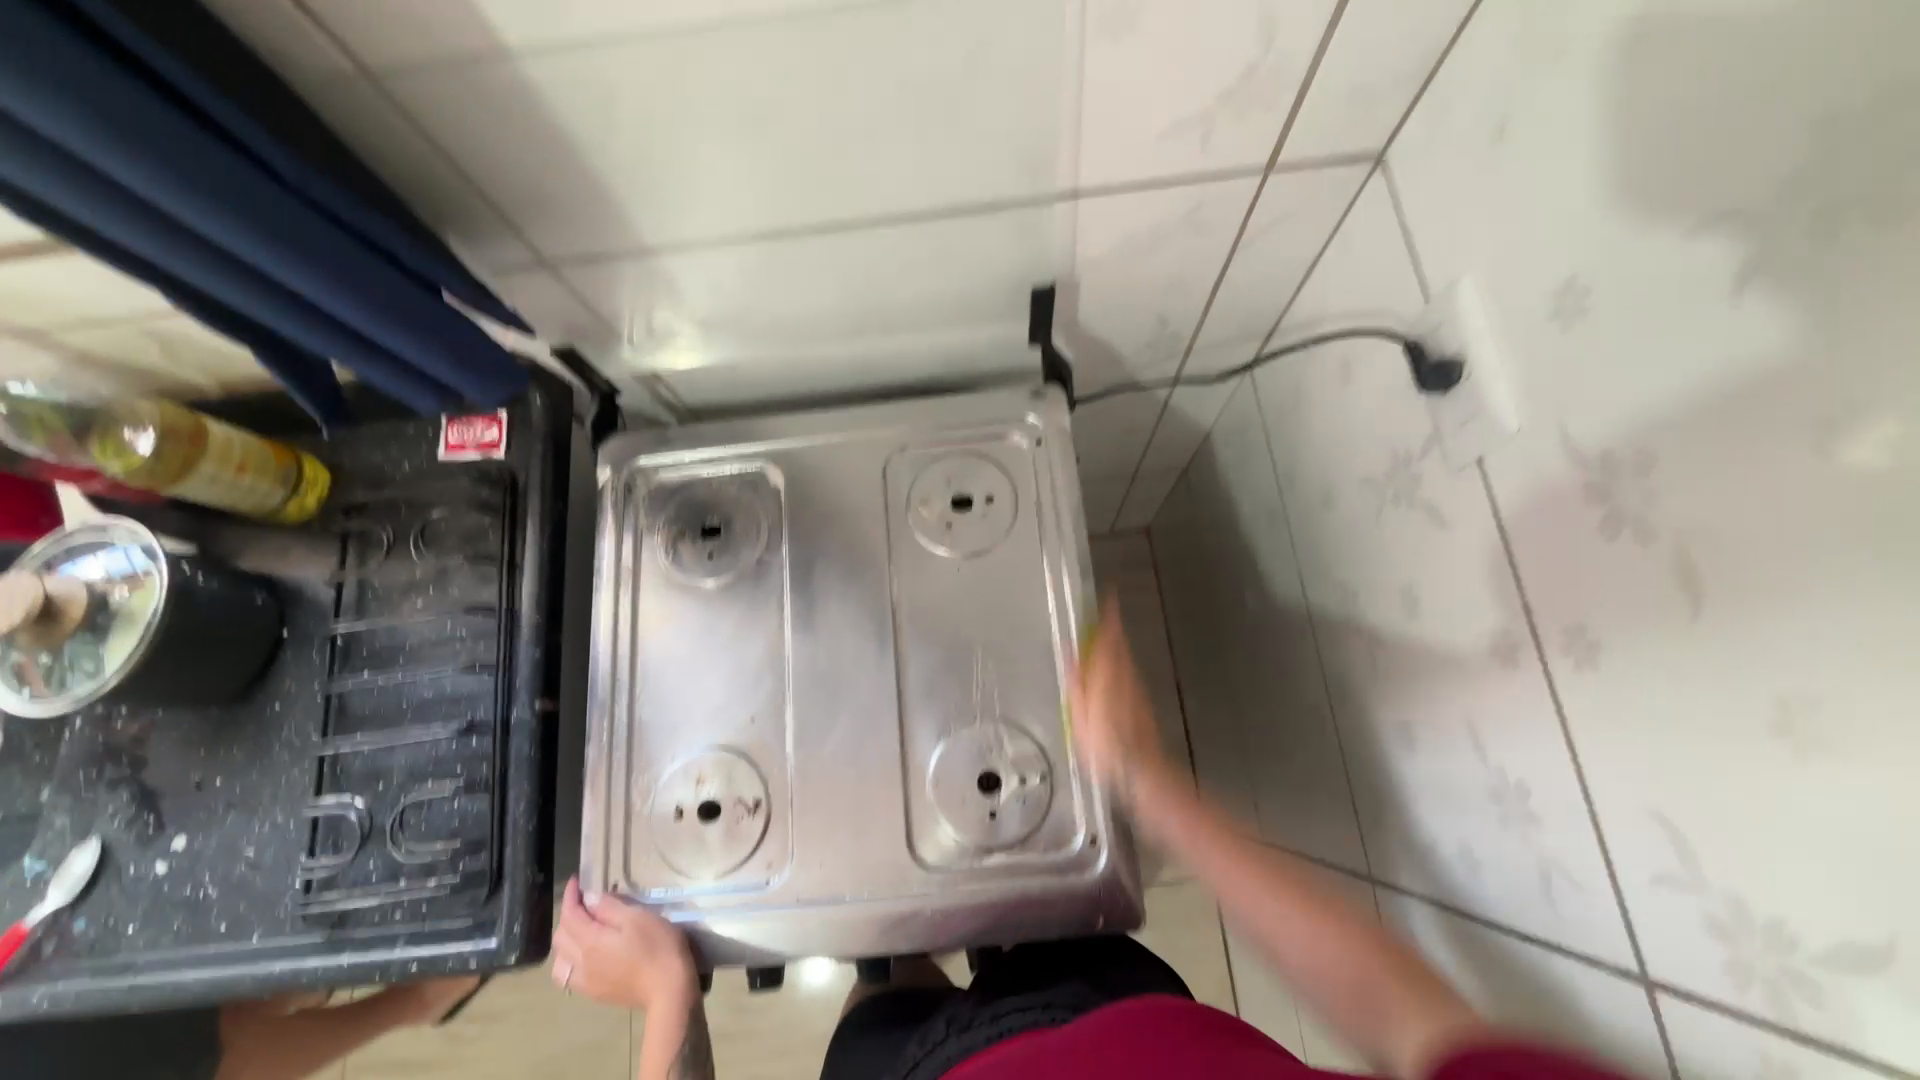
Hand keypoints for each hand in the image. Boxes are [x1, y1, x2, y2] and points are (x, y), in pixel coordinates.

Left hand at [551, 877, 698, 1013]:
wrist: (669, 990)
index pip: (570, 916)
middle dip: (567, 916)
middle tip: (584, 902)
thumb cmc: (657, 947)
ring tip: (581, 930)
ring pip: (559, 961)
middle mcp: (581, 963)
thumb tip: (589, 899)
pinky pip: (569, 976)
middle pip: (560, 938)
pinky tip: (585, 957)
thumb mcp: (638, 918)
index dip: (570, 897)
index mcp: (590, 942)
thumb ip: (610, 907)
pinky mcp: (595, 994)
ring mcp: (586, 982)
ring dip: (565, 942)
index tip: (576, 881)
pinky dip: (569, 961)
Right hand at [1069, 592, 1170, 803]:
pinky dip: (1121, 663)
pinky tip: (1113, 671)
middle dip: (1114, 629)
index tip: (1110, 599)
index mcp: (1109, 675)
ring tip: (1106, 638)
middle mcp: (1127, 676)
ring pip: (1126, 659)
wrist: (1141, 768)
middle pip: (1121, 646)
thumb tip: (1070, 652)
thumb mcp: (1079, 714)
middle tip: (1106, 615)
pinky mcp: (1142, 701)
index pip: (1110, 638)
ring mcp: (1137, 688)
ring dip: (1117, 646)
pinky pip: (1129, 672)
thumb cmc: (1104, 744)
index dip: (1110, 618)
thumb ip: (1076, 680)